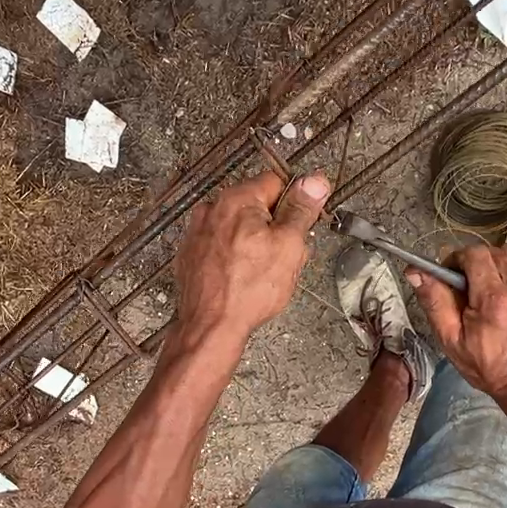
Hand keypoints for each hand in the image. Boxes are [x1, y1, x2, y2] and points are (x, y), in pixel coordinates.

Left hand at [172, 171, 329, 350]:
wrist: (210, 325)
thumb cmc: (247, 291)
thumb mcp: (289, 246)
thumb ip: (302, 210)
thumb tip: (315, 182)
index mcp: (237, 199)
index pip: (276, 183)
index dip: (293, 206)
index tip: (298, 226)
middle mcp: (212, 210)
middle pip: (256, 208)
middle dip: (274, 229)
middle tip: (282, 257)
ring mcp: (197, 233)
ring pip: (238, 230)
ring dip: (253, 246)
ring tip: (261, 274)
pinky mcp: (191, 256)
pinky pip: (220, 248)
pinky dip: (232, 259)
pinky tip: (241, 280)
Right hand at [407, 244, 506, 399]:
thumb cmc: (488, 366)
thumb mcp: (451, 340)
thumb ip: (434, 301)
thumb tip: (415, 272)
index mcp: (493, 299)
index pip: (474, 254)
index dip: (458, 259)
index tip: (453, 273)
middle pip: (494, 252)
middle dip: (477, 264)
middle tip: (471, 287)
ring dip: (499, 266)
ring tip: (494, 290)